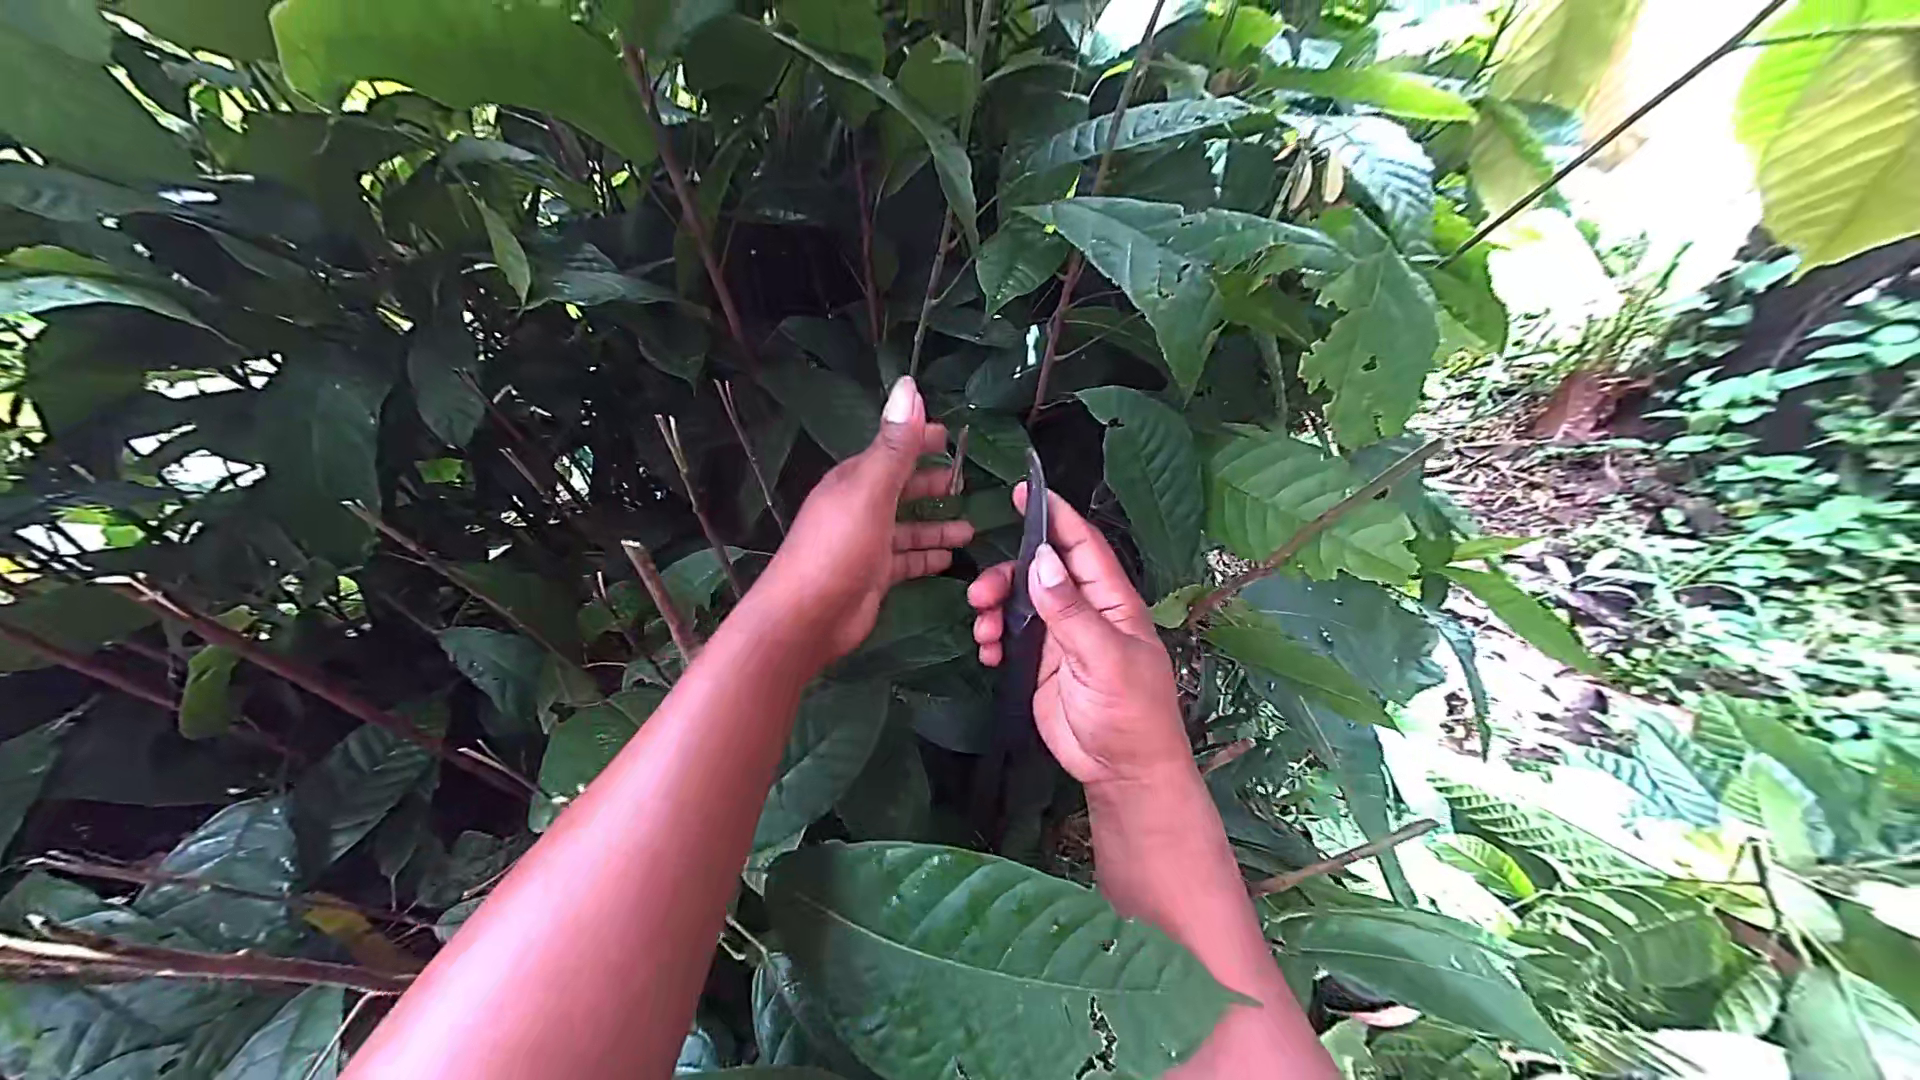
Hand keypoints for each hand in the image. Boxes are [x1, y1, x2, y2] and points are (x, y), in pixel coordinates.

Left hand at [751, 377, 973, 663]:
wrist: (807, 617)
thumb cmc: (838, 548)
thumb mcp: (869, 491)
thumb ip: (894, 445)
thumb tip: (910, 387)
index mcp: (855, 480)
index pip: (892, 450)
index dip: (920, 440)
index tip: (950, 436)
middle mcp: (859, 507)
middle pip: (902, 489)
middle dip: (932, 484)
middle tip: (965, 482)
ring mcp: (867, 543)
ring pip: (908, 528)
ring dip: (936, 526)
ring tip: (971, 528)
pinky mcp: (874, 575)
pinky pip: (907, 560)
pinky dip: (927, 557)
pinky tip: (951, 559)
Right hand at [966, 486, 1190, 788]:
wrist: (1120, 772)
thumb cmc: (1130, 713)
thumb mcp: (1104, 659)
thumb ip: (1071, 611)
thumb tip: (1041, 560)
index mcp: (1110, 600)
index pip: (1081, 546)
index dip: (1055, 516)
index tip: (1024, 491)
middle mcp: (1084, 610)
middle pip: (1039, 572)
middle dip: (1007, 575)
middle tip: (980, 593)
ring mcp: (1060, 636)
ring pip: (1018, 602)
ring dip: (994, 608)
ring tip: (983, 633)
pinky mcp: (1040, 662)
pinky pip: (1010, 636)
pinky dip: (994, 639)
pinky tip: (989, 654)